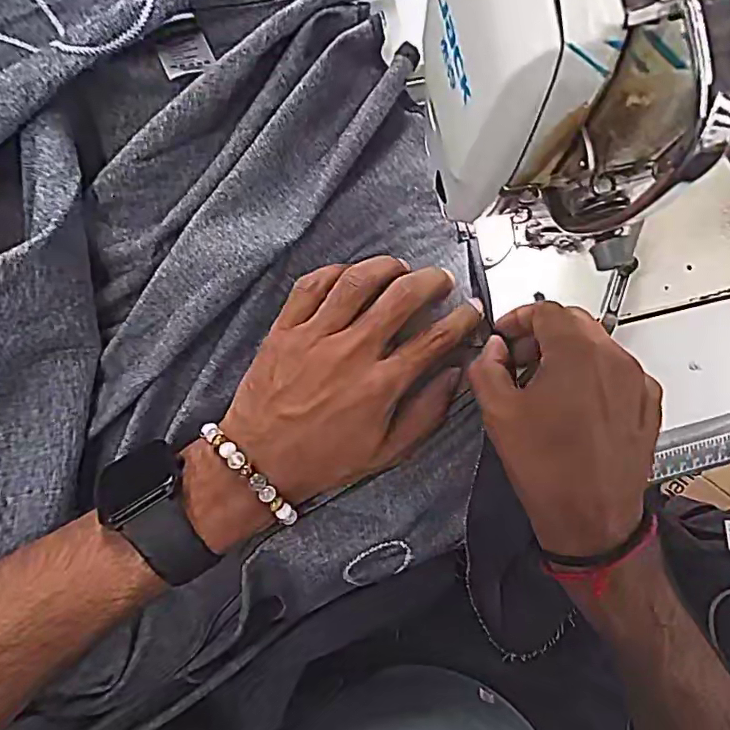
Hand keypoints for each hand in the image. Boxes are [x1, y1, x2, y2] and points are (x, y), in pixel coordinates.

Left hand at [183, 256, 482, 549]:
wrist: (260, 462)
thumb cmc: (321, 459)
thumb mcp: (386, 451)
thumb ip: (427, 413)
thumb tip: (453, 378)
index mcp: (379, 385)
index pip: (434, 338)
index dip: (461, 318)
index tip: (469, 311)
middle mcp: (350, 354)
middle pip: (402, 297)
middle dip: (432, 281)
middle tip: (440, 280)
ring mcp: (315, 337)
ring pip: (358, 281)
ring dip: (387, 267)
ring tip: (400, 268)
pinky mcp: (285, 330)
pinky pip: (311, 285)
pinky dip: (335, 271)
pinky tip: (350, 274)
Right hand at [467, 301, 661, 558]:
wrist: (592, 518)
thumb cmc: (553, 474)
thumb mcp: (498, 414)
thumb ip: (487, 368)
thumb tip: (492, 351)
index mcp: (577, 353)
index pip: (545, 310)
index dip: (517, 318)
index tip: (505, 334)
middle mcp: (614, 360)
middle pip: (574, 322)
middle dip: (541, 334)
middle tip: (519, 359)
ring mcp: (635, 381)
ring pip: (597, 346)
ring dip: (568, 354)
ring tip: (544, 387)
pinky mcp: (646, 404)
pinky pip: (618, 373)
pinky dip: (594, 377)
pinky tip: (574, 406)